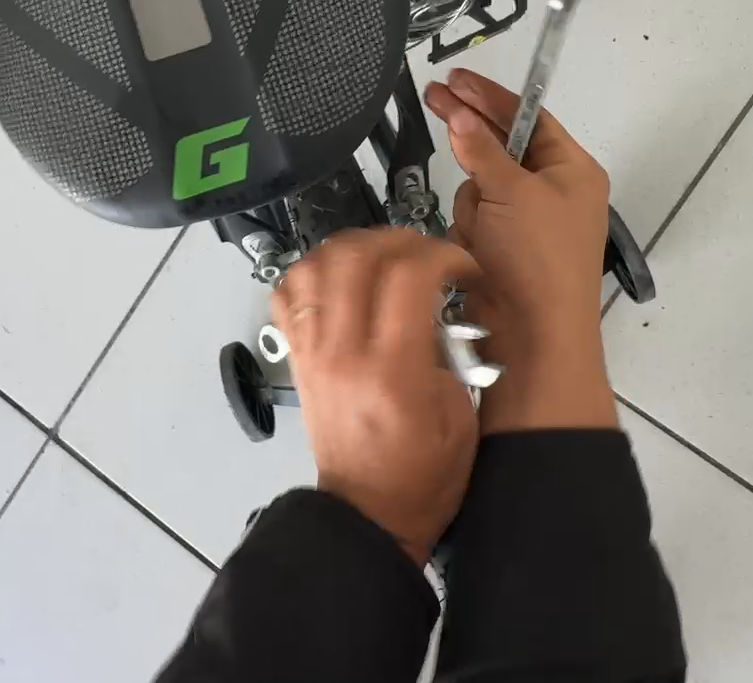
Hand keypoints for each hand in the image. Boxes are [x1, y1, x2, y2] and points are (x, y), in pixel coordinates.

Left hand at [274, 227, 481, 564]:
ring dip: (352, 246)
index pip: (408, 277)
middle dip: (399, 239)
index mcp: (393, 371)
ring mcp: (311, 350)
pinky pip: (286, 293)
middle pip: (356, 257)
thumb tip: (432, 306)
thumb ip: (447, 351)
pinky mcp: (295, 355)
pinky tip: (339, 276)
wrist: (366, 514)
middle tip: (426, 253)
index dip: (444, 255)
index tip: (465, 268)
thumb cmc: (423, 474)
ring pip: (314, 265)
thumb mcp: (459, 416)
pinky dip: (310, 270)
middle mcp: (343, 352)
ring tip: (382, 256)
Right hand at [423, 67, 619, 433]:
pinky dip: (468, 231)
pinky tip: (478, 250)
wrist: (531, 337)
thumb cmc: (537, 257)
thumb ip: (483, 150)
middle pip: (499, 149)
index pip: (529, 118)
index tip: (457, 79)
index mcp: (572, 171)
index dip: (491, 96)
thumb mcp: (512, 193)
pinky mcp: (500, 247)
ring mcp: (524, 222)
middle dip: (475, 148)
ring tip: (485, 233)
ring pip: (477, 187)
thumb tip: (461, 116)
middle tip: (435, 97)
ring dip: (473, 205)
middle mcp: (552, 192)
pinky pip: (471, 218)